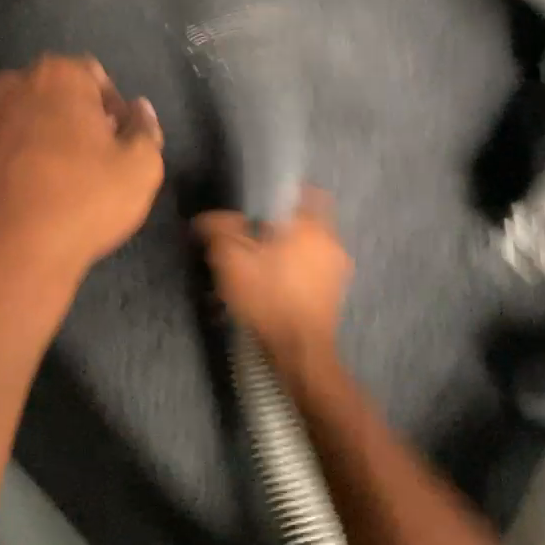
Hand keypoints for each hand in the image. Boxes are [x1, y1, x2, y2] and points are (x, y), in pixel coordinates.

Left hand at [0, 56, 164, 291]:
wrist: (2, 259)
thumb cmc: (81, 204)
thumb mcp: (141, 170)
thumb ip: (144, 131)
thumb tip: (137, 111)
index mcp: (56, 78)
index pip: (91, 75)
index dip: (109, 106)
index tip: (116, 141)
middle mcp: (5, 89)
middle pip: (43, 95)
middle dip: (63, 119)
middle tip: (82, 163)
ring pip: (6, 125)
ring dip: (24, 143)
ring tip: (40, 188)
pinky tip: (8, 205)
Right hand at [195, 188, 350, 355]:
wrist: (300, 351)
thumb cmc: (268, 298)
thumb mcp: (231, 261)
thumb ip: (218, 231)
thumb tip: (206, 219)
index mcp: (312, 226)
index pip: (306, 193)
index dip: (282, 195)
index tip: (259, 206)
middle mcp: (332, 242)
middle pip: (305, 223)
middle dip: (280, 229)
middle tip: (251, 239)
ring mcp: (338, 270)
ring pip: (309, 249)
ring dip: (287, 253)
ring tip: (259, 268)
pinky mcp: (336, 295)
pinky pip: (314, 271)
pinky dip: (295, 274)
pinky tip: (272, 289)